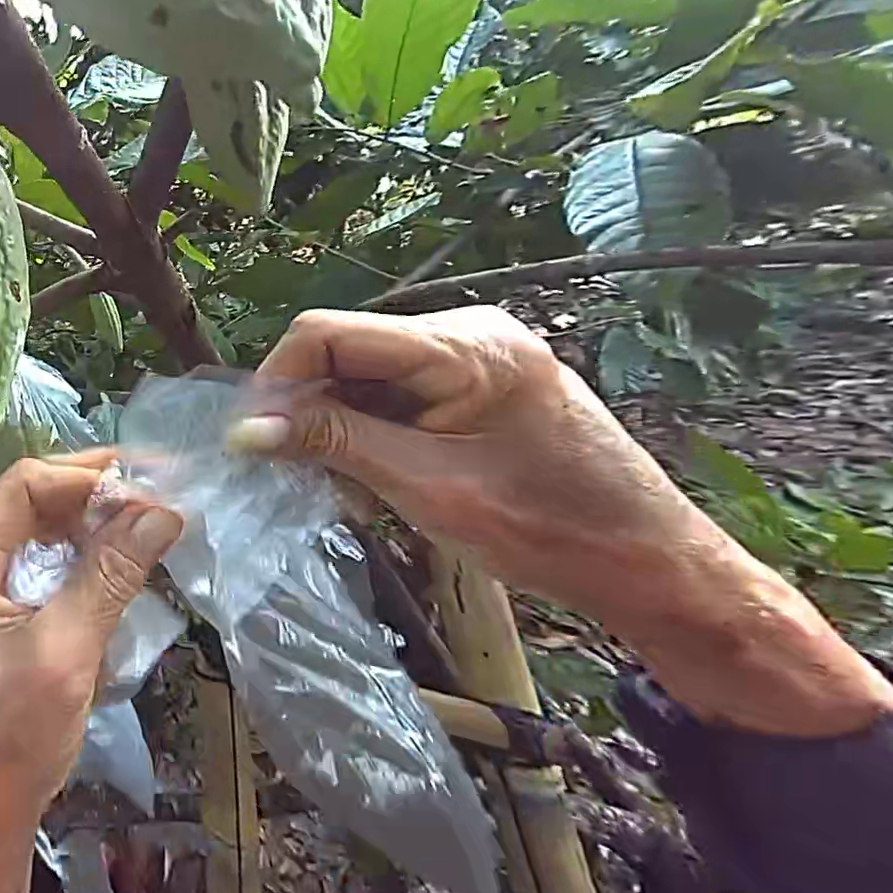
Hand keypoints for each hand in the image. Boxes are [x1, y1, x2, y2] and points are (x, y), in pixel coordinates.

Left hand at [0, 452, 181, 892]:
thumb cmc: (13, 739)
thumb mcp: (66, 650)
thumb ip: (111, 574)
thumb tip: (164, 510)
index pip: (25, 485)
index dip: (86, 478)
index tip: (146, 490)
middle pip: (33, 497)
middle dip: (95, 493)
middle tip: (157, 493)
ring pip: (44, 523)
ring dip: (96, 519)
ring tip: (149, 518)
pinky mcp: (1, 601)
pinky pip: (47, 555)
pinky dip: (87, 550)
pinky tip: (123, 552)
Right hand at [232, 308, 892, 736]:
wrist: (647, 561)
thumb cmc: (546, 529)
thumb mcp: (425, 485)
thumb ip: (332, 444)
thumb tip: (245, 431)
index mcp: (462, 344)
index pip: (330, 333)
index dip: (276, 380)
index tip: (248, 436)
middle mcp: (463, 331)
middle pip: (344, 351)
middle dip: (305, 408)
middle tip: (287, 467)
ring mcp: (471, 353)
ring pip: (363, 374)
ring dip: (334, 424)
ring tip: (338, 482)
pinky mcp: (471, 379)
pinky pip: (393, 391)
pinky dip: (366, 428)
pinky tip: (370, 471)